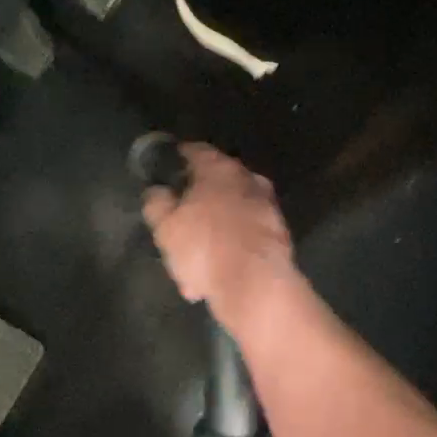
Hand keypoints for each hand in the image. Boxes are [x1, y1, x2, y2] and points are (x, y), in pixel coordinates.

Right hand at [141, 143, 296, 331]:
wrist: (256, 284)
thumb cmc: (204, 247)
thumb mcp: (165, 227)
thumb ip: (157, 203)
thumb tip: (157, 191)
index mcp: (219, 169)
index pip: (195, 151)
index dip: (178, 159)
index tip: (167, 168)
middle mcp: (248, 180)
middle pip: (218, 182)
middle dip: (199, 198)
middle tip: (181, 216)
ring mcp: (268, 207)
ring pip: (232, 213)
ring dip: (215, 229)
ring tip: (196, 256)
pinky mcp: (279, 236)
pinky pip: (246, 237)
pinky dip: (232, 248)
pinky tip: (216, 273)